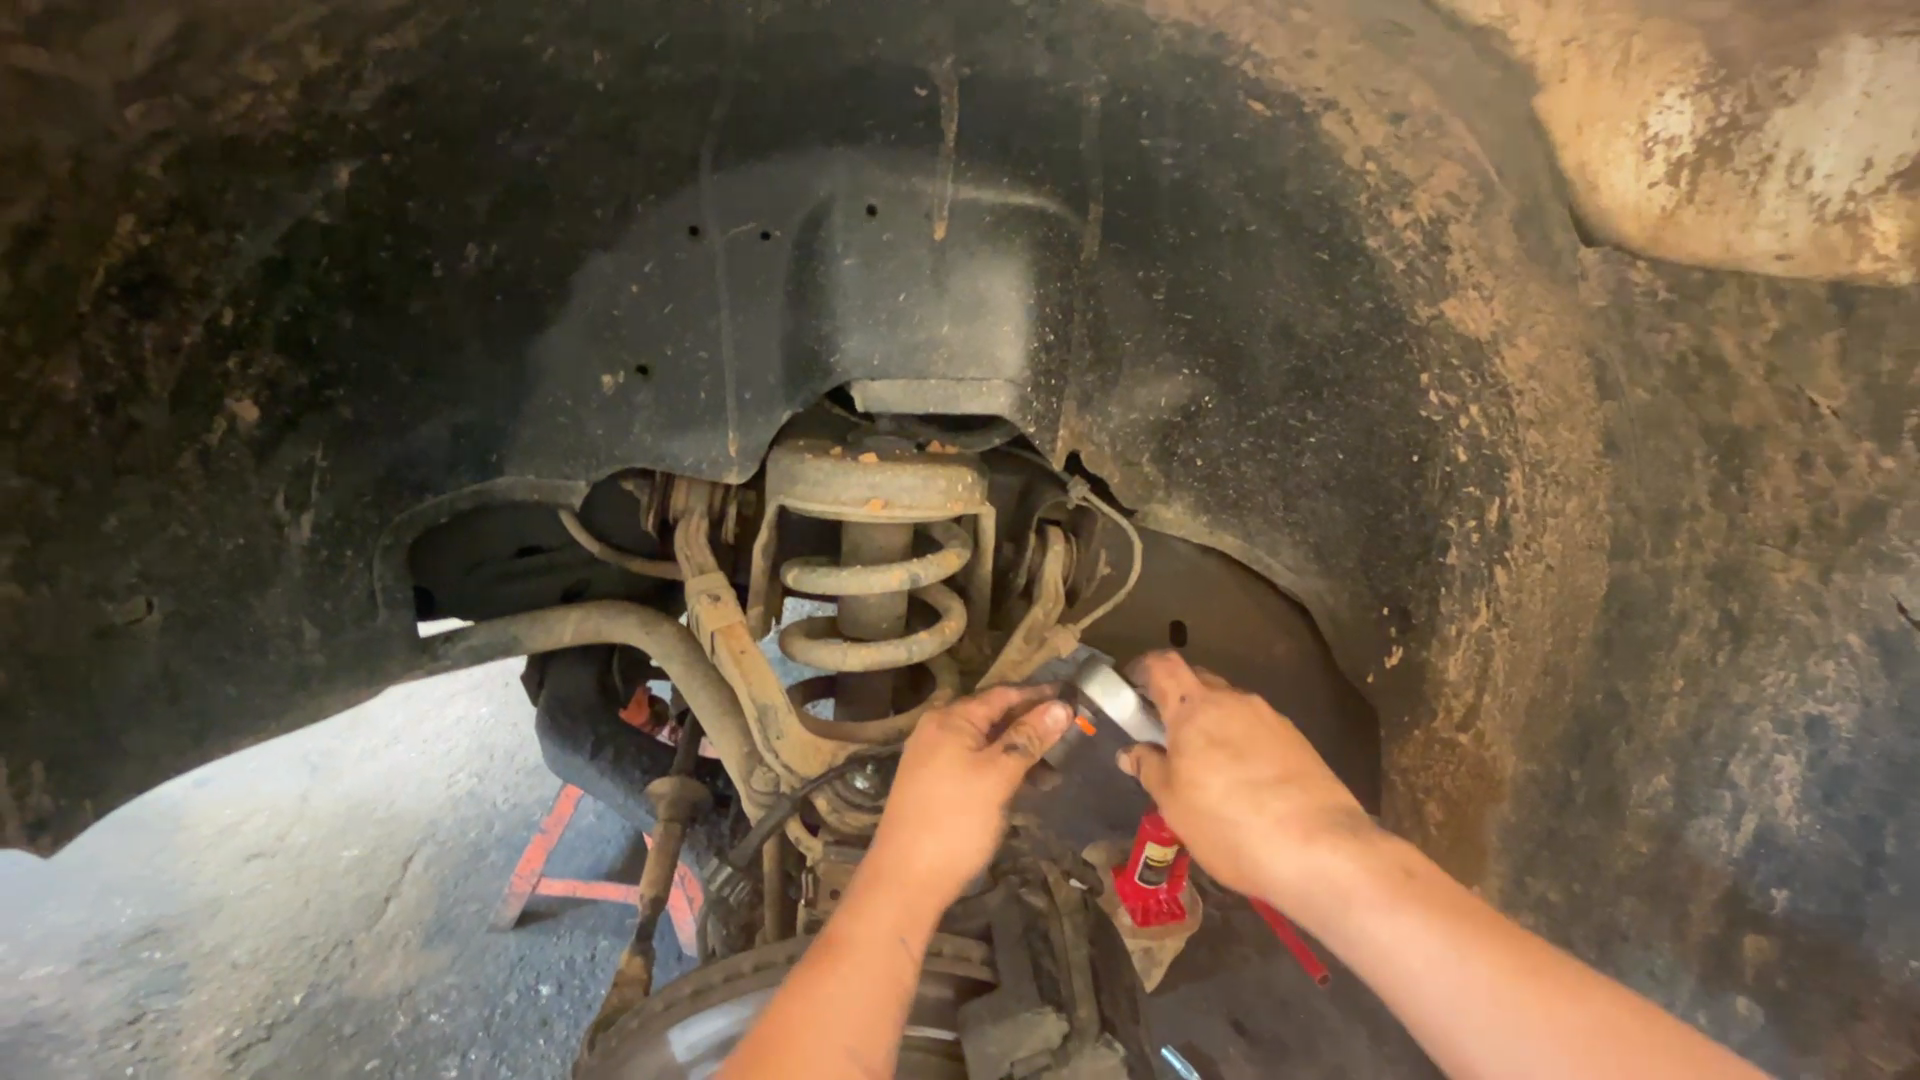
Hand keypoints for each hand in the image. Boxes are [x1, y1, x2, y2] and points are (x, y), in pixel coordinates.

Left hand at [864, 685, 1072, 912]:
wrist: (905, 879)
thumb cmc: (955, 821)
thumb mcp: (997, 776)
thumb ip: (1028, 738)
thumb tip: (1061, 706)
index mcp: (951, 718)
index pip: (1003, 694)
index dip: (1039, 696)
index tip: (1074, 699)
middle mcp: (938, 729)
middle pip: (993, 716)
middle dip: (1031, 724)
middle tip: (1072, 733)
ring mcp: (933, 757)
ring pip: (985, 742)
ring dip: (1019, 750)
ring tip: (1056, 767)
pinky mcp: (934, 782)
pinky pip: (974, 762)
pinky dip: (1001, 768)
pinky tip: (1025, 784)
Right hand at [1117, 650, 1377, 911]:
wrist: (1322, 849)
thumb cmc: (1230, 824)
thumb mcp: (1173, 804)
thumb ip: (1150, 770)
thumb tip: (1133, 753)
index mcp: (1194, 708)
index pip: (1162, 664)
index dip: (1143, 669)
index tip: (1131, 690)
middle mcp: (1233, 701)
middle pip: (1197, 682)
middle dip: (1178, 702)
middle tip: (1166, 739)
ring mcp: (1270, 718)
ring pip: (1229, 708)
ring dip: (1212, 726)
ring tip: (1207, 770)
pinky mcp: (1298, 741)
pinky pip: (1256, 730)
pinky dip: (1241, 743)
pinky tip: (1245, 784)